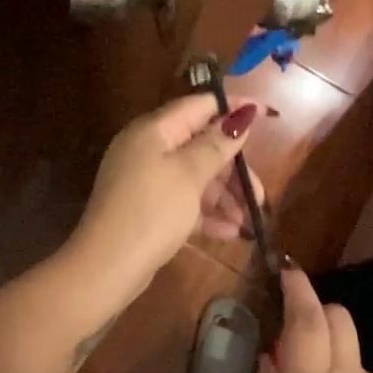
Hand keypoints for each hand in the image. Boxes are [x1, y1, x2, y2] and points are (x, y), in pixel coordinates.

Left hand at [66, 94, 263, 289]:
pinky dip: (206, 213)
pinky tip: (230, 233)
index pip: (199, 105)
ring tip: (248, 221)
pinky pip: (183, 200)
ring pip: (195, 176)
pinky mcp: (146, 208)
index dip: (233, 106)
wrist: (106, 267)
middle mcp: (147, 149)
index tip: (266, 114)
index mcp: (153, 131)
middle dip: (233, 168)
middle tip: (260, 193)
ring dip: (224, 196)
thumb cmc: (151, 212)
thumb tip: (240, 115)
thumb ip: (216, 144)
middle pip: (200, 145)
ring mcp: (145, 179)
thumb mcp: (189, 175)